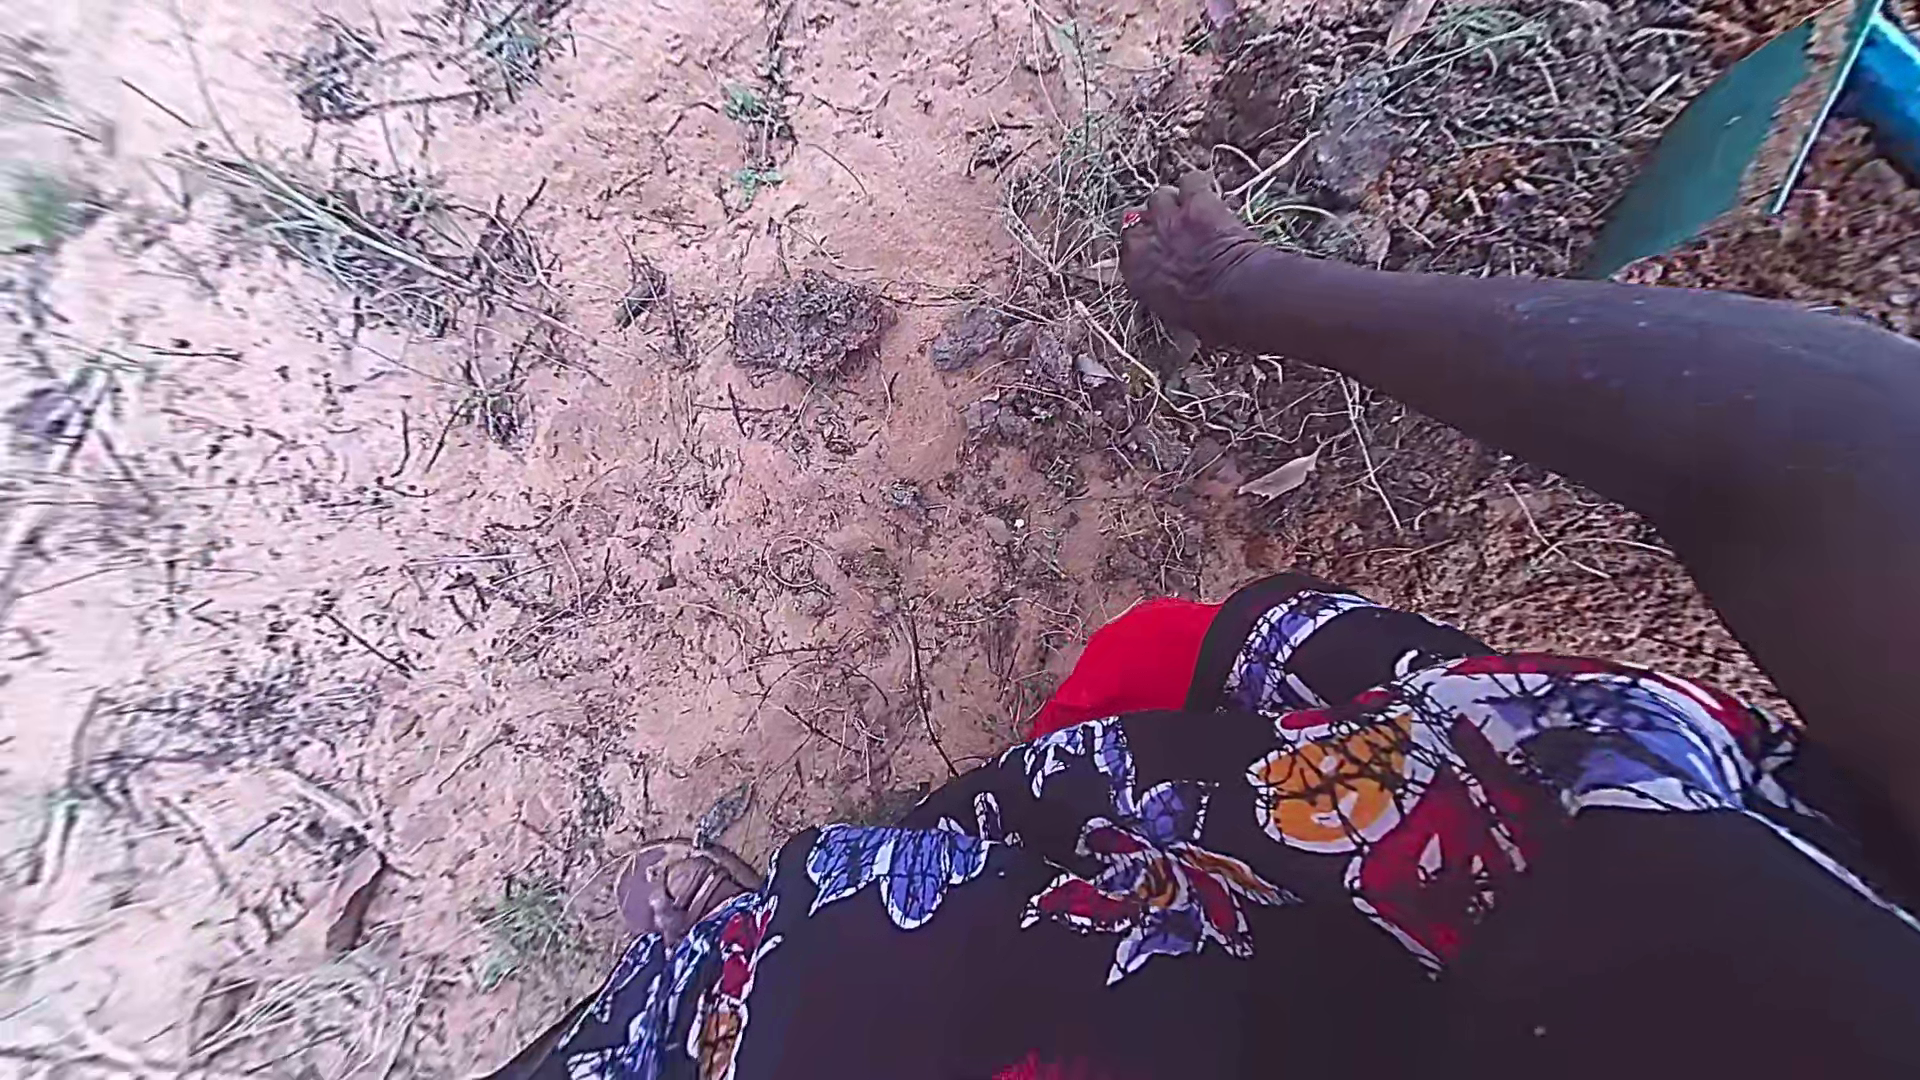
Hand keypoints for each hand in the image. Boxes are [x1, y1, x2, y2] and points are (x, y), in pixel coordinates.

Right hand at [1120, 171, 1267, 342]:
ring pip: (1159, 196)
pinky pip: (1190, 181)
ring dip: (1172, 202)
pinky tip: (1207, 196)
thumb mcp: (1168, 310)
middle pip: (1137, 219)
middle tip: (1171, 228)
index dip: (1142, 244)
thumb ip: (1157, 288)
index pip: (1126, 247)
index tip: (1154, 247)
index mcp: (1134, 272)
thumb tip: (1164, 288)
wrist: (1232, 296)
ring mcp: (1168, 218)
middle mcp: (1142, 241)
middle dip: (1152, 222)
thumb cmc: (1203, 315)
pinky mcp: (1196, 201)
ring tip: (1188, 209)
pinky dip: (1197, 186)